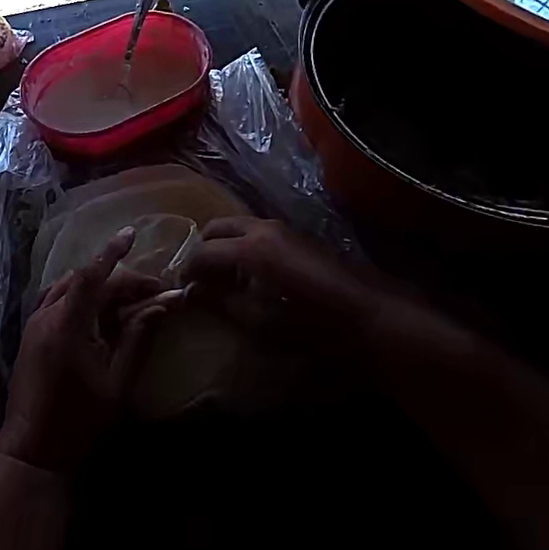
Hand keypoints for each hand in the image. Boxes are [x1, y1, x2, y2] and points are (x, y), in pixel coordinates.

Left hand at [0, 228, 173, 472]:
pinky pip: (56, 301)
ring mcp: (34, 323)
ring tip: (129, 300)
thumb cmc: (79, 419)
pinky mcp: (31, 333)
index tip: (131, 234)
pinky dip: (79, 297)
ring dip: (97, 287)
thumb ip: (138, 340)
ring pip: (67, 288)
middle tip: (152, 293)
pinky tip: (98, 311)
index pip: (91, 275)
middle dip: (118, 281)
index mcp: (67, 324)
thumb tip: (161, 307)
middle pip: (84, 282)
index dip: (111, 252)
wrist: (33, 446)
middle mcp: (46, 315)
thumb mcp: (117, 382)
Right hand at [177, 216, 385, 347]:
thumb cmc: (308, 322)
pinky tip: (251, 274)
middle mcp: (261, 228)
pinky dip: (242, 245)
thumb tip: (191, 292)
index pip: (202, 252)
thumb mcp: (256, 318)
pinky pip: (255, 232)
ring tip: (225, 277)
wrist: (365, 315)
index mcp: (248, 248)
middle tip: (201, 277)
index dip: (188, 270)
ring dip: (224, 246)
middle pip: (216, 228)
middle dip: (203, 250)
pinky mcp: (295, 235)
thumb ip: (219, 301)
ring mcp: (280, 228)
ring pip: (236, 227)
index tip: (182, 287)